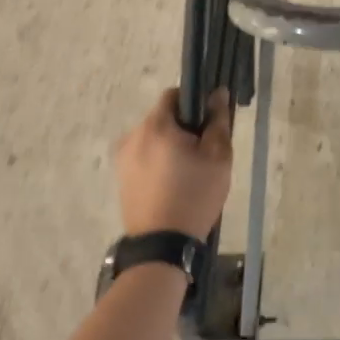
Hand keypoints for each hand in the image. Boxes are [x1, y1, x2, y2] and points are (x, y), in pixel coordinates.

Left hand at [114, 88, 233, 240]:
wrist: (162, 247)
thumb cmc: (194, 195)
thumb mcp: (217, 155)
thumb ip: (218, 120)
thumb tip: (218, 93)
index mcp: (155, 126)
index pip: (174, 94)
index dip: (194, 102)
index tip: (207, 123)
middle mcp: (132, 136)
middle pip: (162, 117)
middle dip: (183, 127)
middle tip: (203, 151)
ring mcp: (123, 159)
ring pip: (153, 138)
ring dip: (169, 145)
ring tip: (188, 171)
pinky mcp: (121, 179)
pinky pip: (144, 157)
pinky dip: (158, 162)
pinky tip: (173, 184)